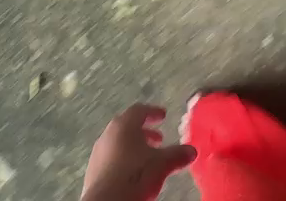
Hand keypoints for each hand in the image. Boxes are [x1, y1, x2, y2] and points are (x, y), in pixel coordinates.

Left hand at [81, 104, 196, 200]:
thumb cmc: (135, 175)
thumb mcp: (161, 164)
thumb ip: (177, 155)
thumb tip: (192, 150)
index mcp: (124, 125)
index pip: (139, 110)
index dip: (153, 112)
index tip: (163, 116)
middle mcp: (109, 133)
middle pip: (128, 125)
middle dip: (144, 131)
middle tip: (158, 139)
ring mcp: (99, 151)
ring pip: (119, 142)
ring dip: (134, 146)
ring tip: (147, 158)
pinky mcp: (93, 169)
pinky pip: (111, 157)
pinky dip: (124, 158)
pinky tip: (132, 173)